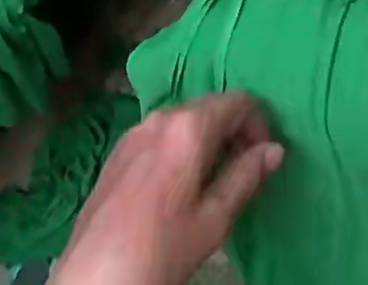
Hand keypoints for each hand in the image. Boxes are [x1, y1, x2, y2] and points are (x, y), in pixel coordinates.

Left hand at [50, 92, 284, 284]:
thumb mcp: (214, 219)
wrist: (92, 280)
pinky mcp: (118, 149)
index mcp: (190, 126)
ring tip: (211, 179)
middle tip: (241, 169)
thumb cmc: (161, 249)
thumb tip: (275, 149)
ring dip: (207, 137)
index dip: (258, 124)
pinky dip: (180, 144)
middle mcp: (163, 115)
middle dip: (233, 129)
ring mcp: (136, 130)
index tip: (261, 158)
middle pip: (211, 105)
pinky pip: (161, 132)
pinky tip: (177, 183)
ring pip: (185, 117)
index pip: (238, 101)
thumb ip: (246, 176)